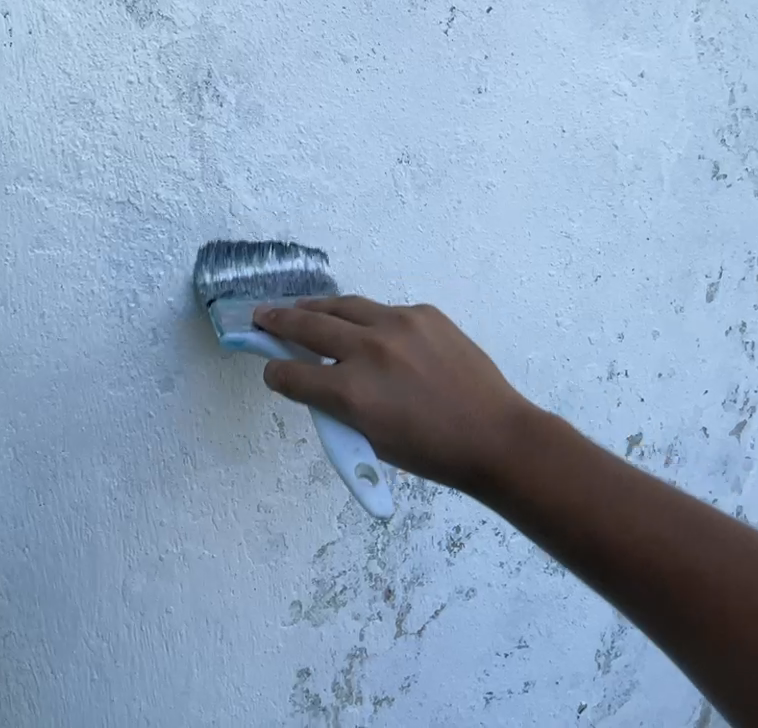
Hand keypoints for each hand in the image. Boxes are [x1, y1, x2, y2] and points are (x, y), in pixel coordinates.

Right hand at [252, 297, 534, 491]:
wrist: (497, 437)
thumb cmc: (430, 452)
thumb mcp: (369, 438)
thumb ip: (334, 404)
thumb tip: (309, 376)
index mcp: (352, 393)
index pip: (291, 375)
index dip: (275, 374)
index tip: (271, 371)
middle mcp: (369, 351)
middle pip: (306, 326)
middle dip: (277, 321)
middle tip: (260, 315)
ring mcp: (398, 325)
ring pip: (341, 306)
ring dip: (315, 308)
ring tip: (299, 308)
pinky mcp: (422, 313)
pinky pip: (382, 311)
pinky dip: (366, 319)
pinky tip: (364, 329)